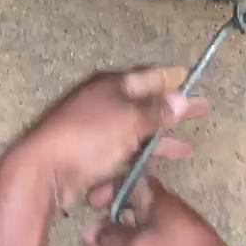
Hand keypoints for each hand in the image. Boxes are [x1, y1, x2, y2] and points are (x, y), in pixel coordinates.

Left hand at [6, 67, 208, 211]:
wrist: (43, 170)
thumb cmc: (86, 137)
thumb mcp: (129, 121)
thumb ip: (156, 112)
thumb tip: (180, 98)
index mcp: (111, 86)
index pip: (148, 76)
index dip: (171, 77)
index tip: (191, 76)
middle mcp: (104, 104)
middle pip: (146, 104)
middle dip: (173, 111)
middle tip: (202, 111)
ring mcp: (96, 130)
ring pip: (135, 132)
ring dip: (160, 141)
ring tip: (185, 150)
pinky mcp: (90, 155)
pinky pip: (122, 153)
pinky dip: (138, 158)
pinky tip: (153, 167)